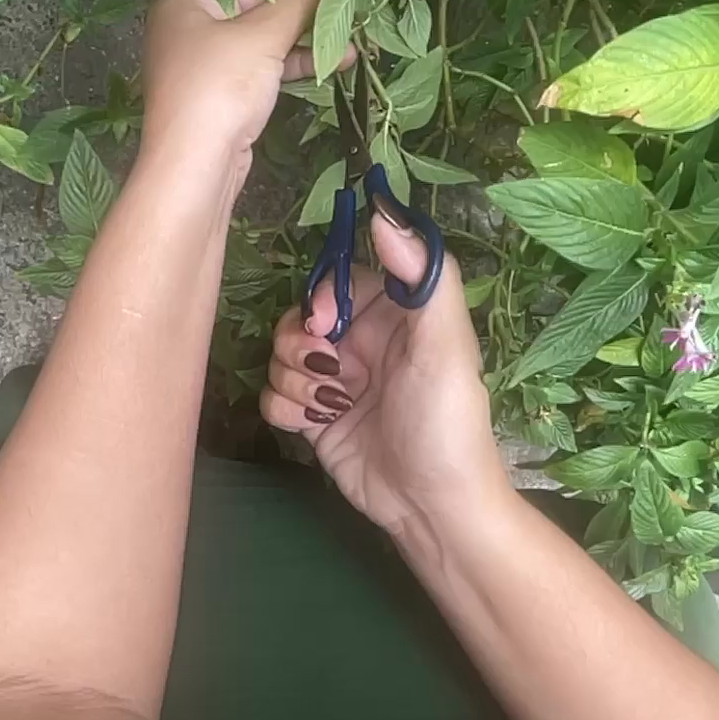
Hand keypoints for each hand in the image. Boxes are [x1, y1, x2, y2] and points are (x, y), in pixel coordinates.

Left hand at [140, 0, 353, 165]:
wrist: (195, 168)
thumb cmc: (220, 88)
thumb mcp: (264, 35)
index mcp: (187, 1)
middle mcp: (191, 29)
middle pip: (257, 7)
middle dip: (305, 10)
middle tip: (351, 5)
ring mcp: (206, 68)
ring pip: (262, 43)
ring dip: (306, 42)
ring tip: (350, 43)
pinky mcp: (222, 99)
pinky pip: (261, 71)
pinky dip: (292, 67)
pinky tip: (331, 65)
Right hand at [259, 214, 511, 546]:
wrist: (430, 507)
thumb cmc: (445, 424)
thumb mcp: (445, 346)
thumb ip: (423, 276)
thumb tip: (384, 211)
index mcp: (395, 317)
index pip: (339, 281)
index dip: (322, 297)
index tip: (325, 323)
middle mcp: (360, 344)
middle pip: (300, 317)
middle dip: (300, 343)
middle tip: (329, 373)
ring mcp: (332, 381)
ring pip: (280, 356)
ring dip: (297, 381)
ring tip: (331, 407)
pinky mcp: (311, 417)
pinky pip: (273, 395)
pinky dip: (287, 409)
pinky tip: (316, 426)